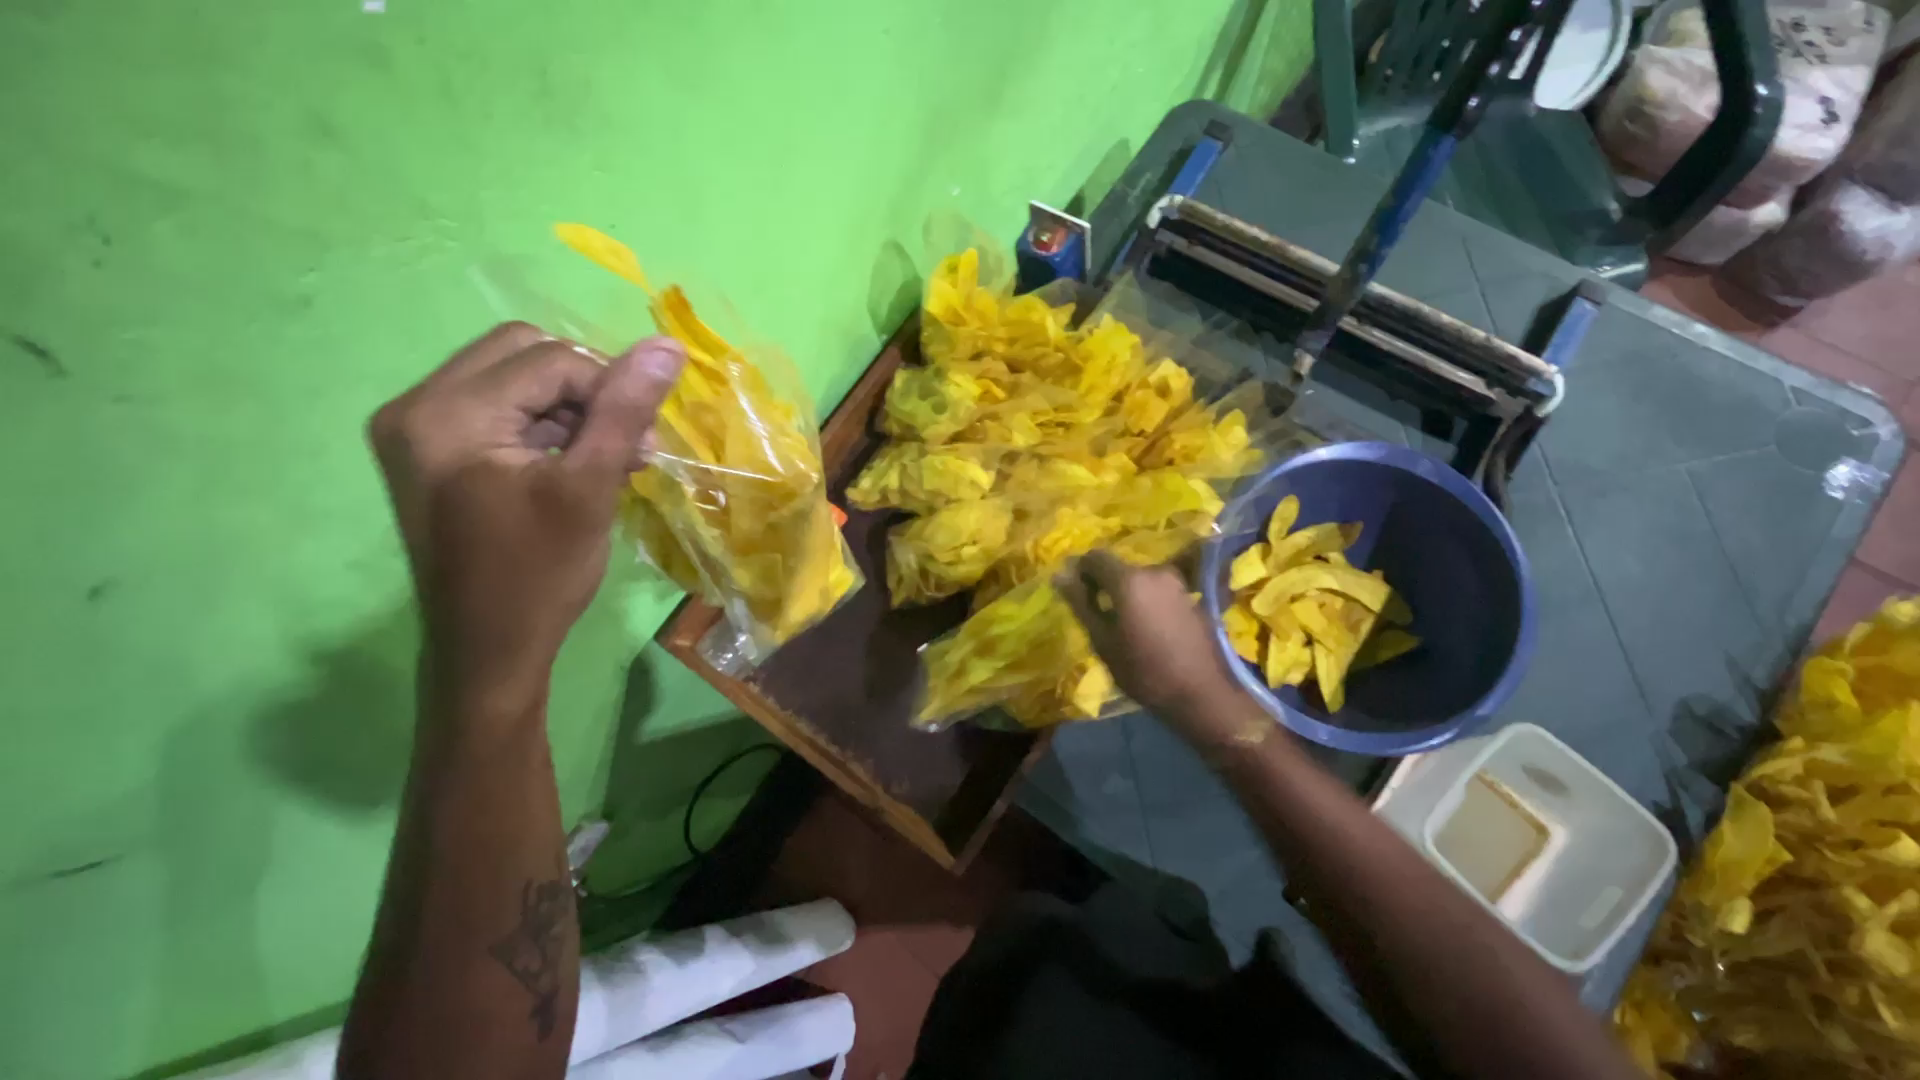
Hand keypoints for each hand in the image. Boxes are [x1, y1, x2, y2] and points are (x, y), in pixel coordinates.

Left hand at [369, 322, 684, 704]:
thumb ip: (624, 411)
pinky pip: (495, 406)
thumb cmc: (539, 576)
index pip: (550, 359)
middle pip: (523, 352)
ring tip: (602, 459)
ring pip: (512, 376)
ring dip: (567, 407)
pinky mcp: (426, 450)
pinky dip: (541, 424)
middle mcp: (415, 405)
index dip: (609, 390)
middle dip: (585, 389)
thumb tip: (669, 345)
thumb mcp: (590, 489)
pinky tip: (569, 464)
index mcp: (447, 414)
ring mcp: (414, 428)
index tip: (642, 445)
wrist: (487, 651)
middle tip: (622, 443)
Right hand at [1053, 550, 1235, 710]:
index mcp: (1129, 579)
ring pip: (1140, 579)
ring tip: (1123, 624)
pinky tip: (1147, 628)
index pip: (1094, 557)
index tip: (1076, 596)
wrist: (1201, 693)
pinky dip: (1147, 601)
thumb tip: (1059, 575)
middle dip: (1104, 584)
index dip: (1080, 572)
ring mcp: (1178, 583)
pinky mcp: (1192, 597)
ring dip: (1127, 594)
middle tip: (1098, 614)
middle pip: (1119, 568)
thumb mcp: (1102, 641)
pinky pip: (1159, 591)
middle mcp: (1155, 571)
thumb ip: (1080, 604)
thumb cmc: (1143, 671)